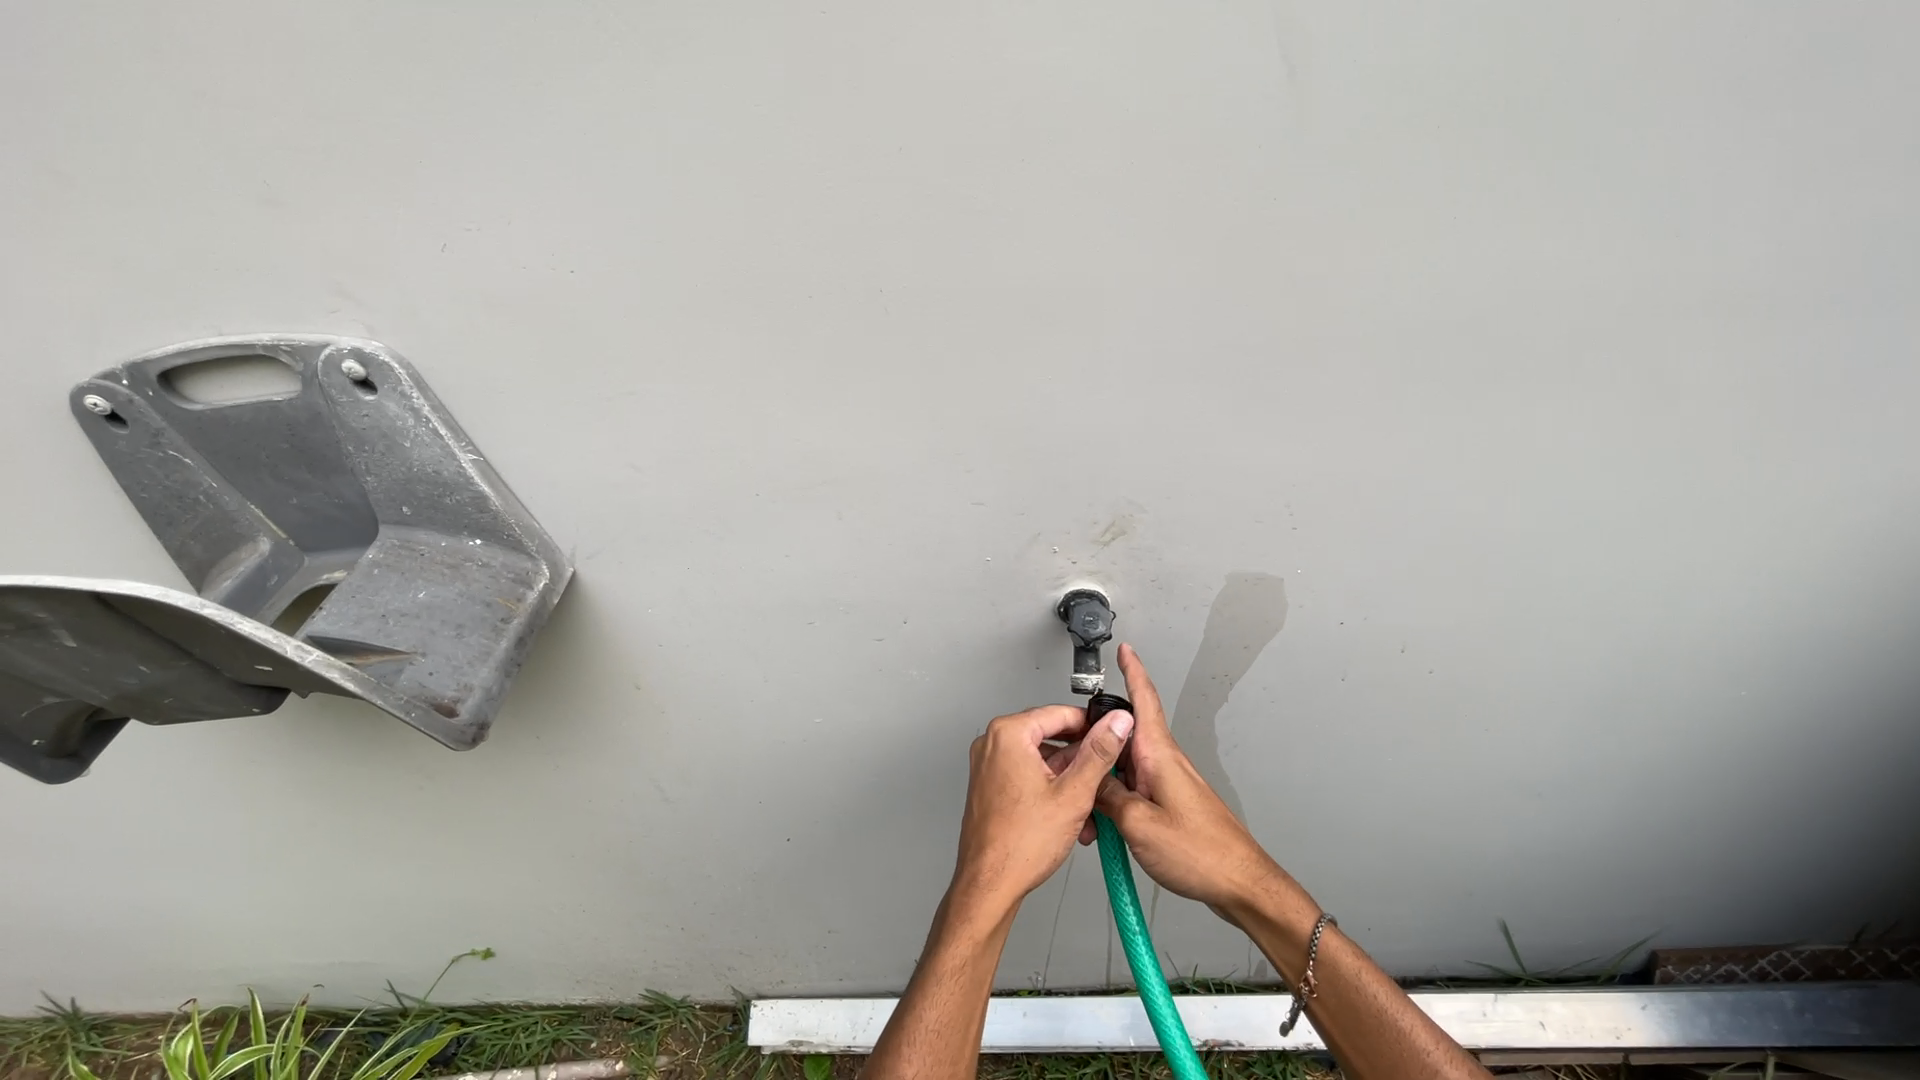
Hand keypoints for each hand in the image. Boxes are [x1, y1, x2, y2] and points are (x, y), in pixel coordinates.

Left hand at [954, 703, 1134, 913]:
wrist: (990, 884)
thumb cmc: (1019, 845)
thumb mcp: (1074, 793)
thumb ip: (1099, 753)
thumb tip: (1116, 724)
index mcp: (1008, 734)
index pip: (1060, 713)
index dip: (1092, 725)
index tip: (1113, 734)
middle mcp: (992, 744)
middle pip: (1051, 736)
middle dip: (1082, 759)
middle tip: (1106, 773)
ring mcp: (989, 765)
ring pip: (1042, 760)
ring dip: (1070, 780)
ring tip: (1092, 804)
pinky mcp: (991, 785)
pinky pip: (1029, 775)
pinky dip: (1052, 789)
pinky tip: (1073, 815)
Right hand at [1092, 644, 1289, 921]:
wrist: (1241, 884)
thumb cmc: (1202, 854)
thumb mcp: (1138, 825)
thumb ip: (1107, 796)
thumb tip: (1089, 780)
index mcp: (1158, 756)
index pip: (1144, 699)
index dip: (1133, 671)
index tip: (1124, 650)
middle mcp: (1164, 762)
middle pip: (1121, 736)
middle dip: (1093, 744)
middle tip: (1071, 756)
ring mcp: (1168, 783)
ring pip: (1123, 768)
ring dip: (1102, 784)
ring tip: (1091, 815)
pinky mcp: (1169, 804)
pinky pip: (1133, 791)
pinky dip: (1114, 802)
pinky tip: (1108, 828)